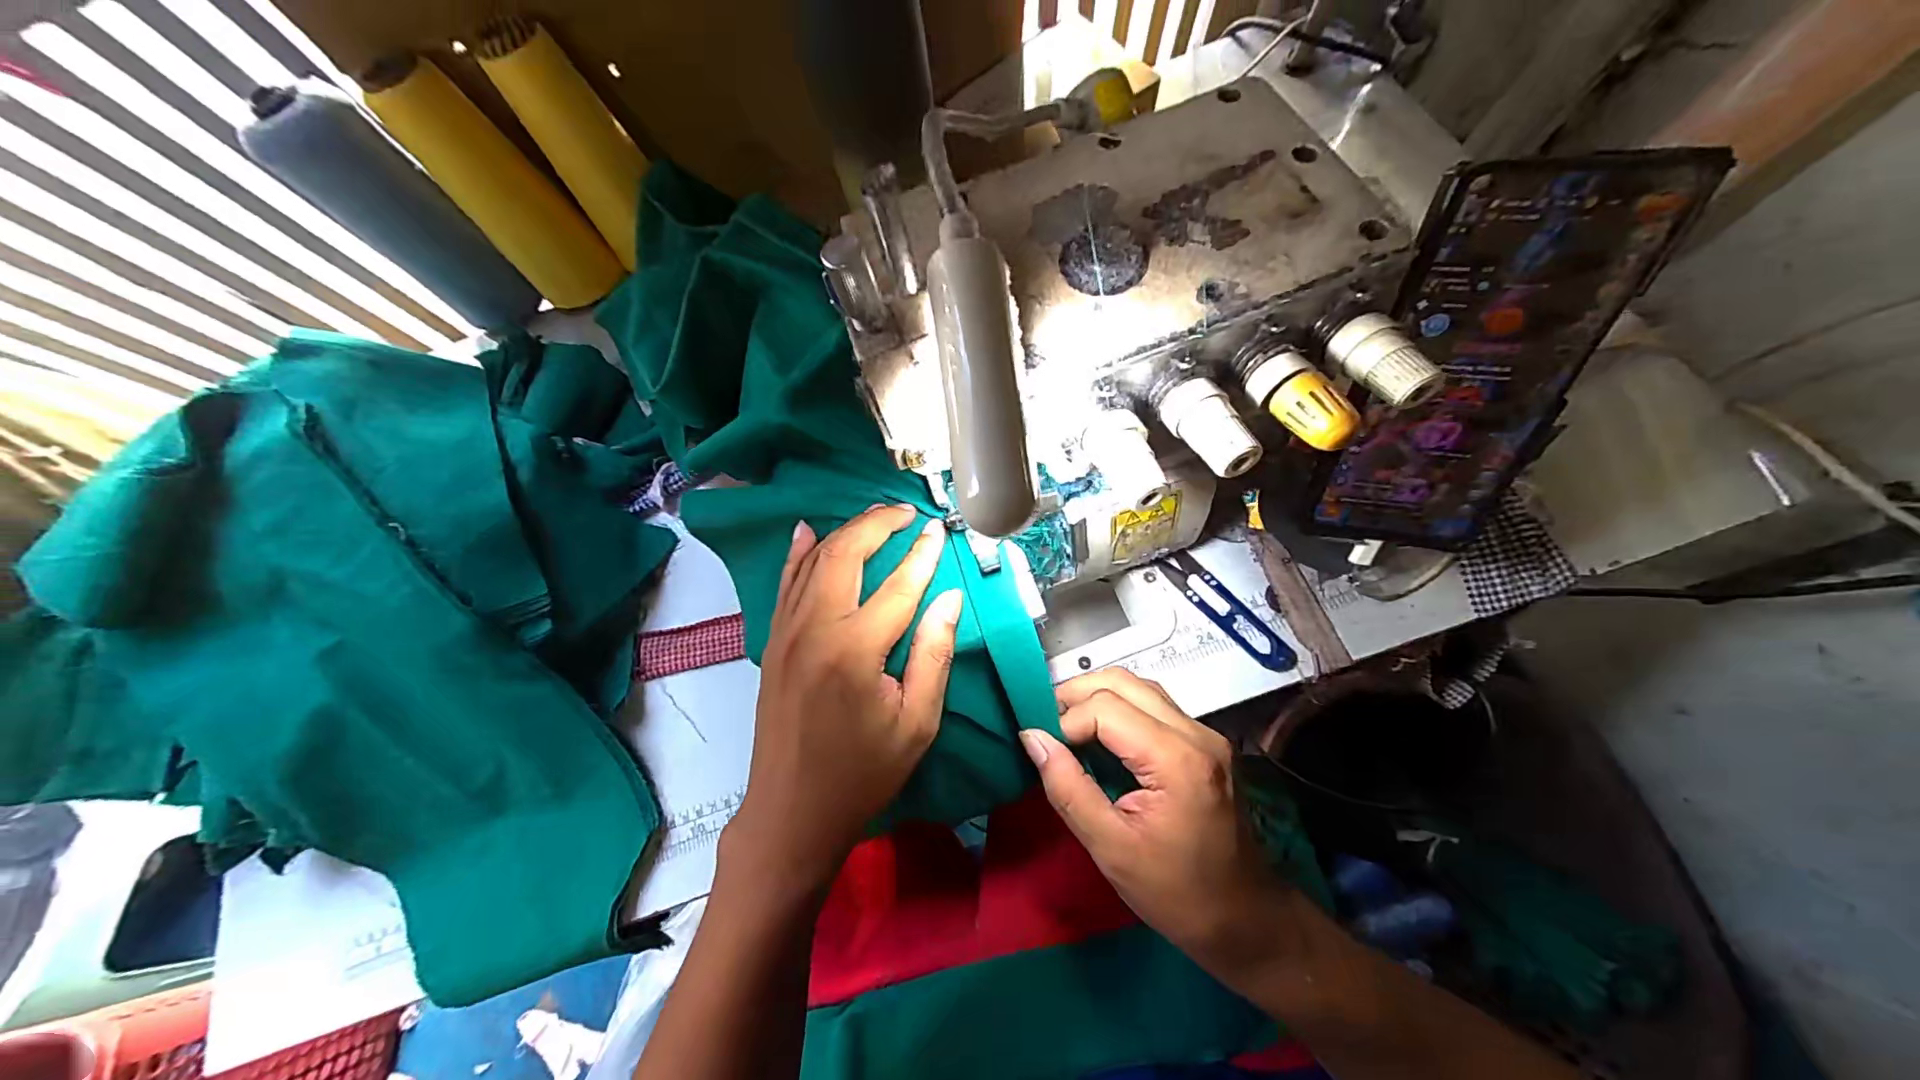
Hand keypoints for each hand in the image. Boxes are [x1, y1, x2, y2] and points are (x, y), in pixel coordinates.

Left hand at [727, 504, 961, 889]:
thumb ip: (933, 654)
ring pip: (813, 562)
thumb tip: (948, 598)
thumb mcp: (916, 723)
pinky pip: (785, 584)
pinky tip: (808, 532)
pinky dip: (799, 554)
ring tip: (876, 516)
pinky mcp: (772, 643)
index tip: (939, 531)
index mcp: (855, 649)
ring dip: (845, 532)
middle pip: (846, 555)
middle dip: (878, 524)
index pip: (898, 585)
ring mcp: (786, 632)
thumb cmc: (862, 773)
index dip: (923, 555)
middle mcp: (814, 628)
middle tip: (907, 512)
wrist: (791, 811)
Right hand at [1020, 670, 1288, 980]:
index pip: (1105, 708)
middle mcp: (1196, 733)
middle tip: (1046, 728)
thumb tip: (1032, 739)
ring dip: (1096, 698)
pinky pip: (1153, 705)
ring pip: (1138, 687)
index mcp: (1177, 759)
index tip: (1042, 750)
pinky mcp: (1204, 743)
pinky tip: (1098, 737)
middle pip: (1122, 682)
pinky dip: (1118, 709)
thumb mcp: (1111, 848)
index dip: (1064, 722)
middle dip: (1076, 697)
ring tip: (1066, 730)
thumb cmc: (1177, 894)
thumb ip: (1068, 788)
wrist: (1246, 919)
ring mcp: (1205, 734)